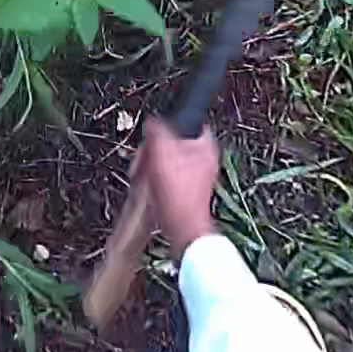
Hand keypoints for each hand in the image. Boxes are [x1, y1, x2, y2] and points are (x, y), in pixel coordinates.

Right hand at [141, 116, 218, 256]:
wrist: (183, 230)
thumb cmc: (178, 194)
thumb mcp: (161, 150)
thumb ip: (157, 129)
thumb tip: (153, 121)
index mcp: (205, 144)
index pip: (186, 121)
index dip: (167, 124)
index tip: (156, 133)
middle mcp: (206, 158)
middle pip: (173, 140)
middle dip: (155, 149)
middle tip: (147, 157)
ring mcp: (198, 174)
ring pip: (168, 157)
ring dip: (153, 163)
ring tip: (146, 173)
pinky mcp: (189, 188)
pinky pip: (169, 173)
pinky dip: (158, 176)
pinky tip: (151, 184)